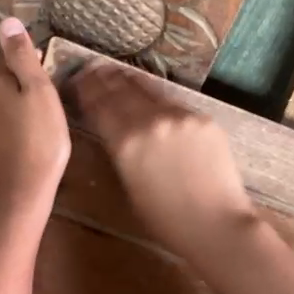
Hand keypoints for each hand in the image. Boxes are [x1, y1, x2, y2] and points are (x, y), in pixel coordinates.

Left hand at [0, 18, 70, 223]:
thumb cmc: (39, 142)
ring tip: (35, 137)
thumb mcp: (40, 93)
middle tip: (45, 115)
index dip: (31, 74)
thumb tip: (7, 21)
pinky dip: (3, 142)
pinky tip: (19, 155)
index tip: (48, 91)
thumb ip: (22, 56)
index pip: (9, 65)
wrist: (17, 198)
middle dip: (18, 97)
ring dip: (10, 120)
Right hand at [68, 61, 258, 259]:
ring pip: (147, 89)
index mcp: (124, 142)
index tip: (77, 81)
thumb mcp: (129, 186)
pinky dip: (157, 96)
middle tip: (93, 69)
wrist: (216, 223)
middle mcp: (149, 121)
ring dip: (128, 80)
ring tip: (116, 72)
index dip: (86, 91)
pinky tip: (151, 94)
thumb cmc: (165, 220)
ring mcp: (178, 115)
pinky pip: (173, 101)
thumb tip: (114, 131)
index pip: (99, 106)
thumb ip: (120, 152)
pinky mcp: (202, 117)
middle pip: (120, 91)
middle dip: (104, 79)